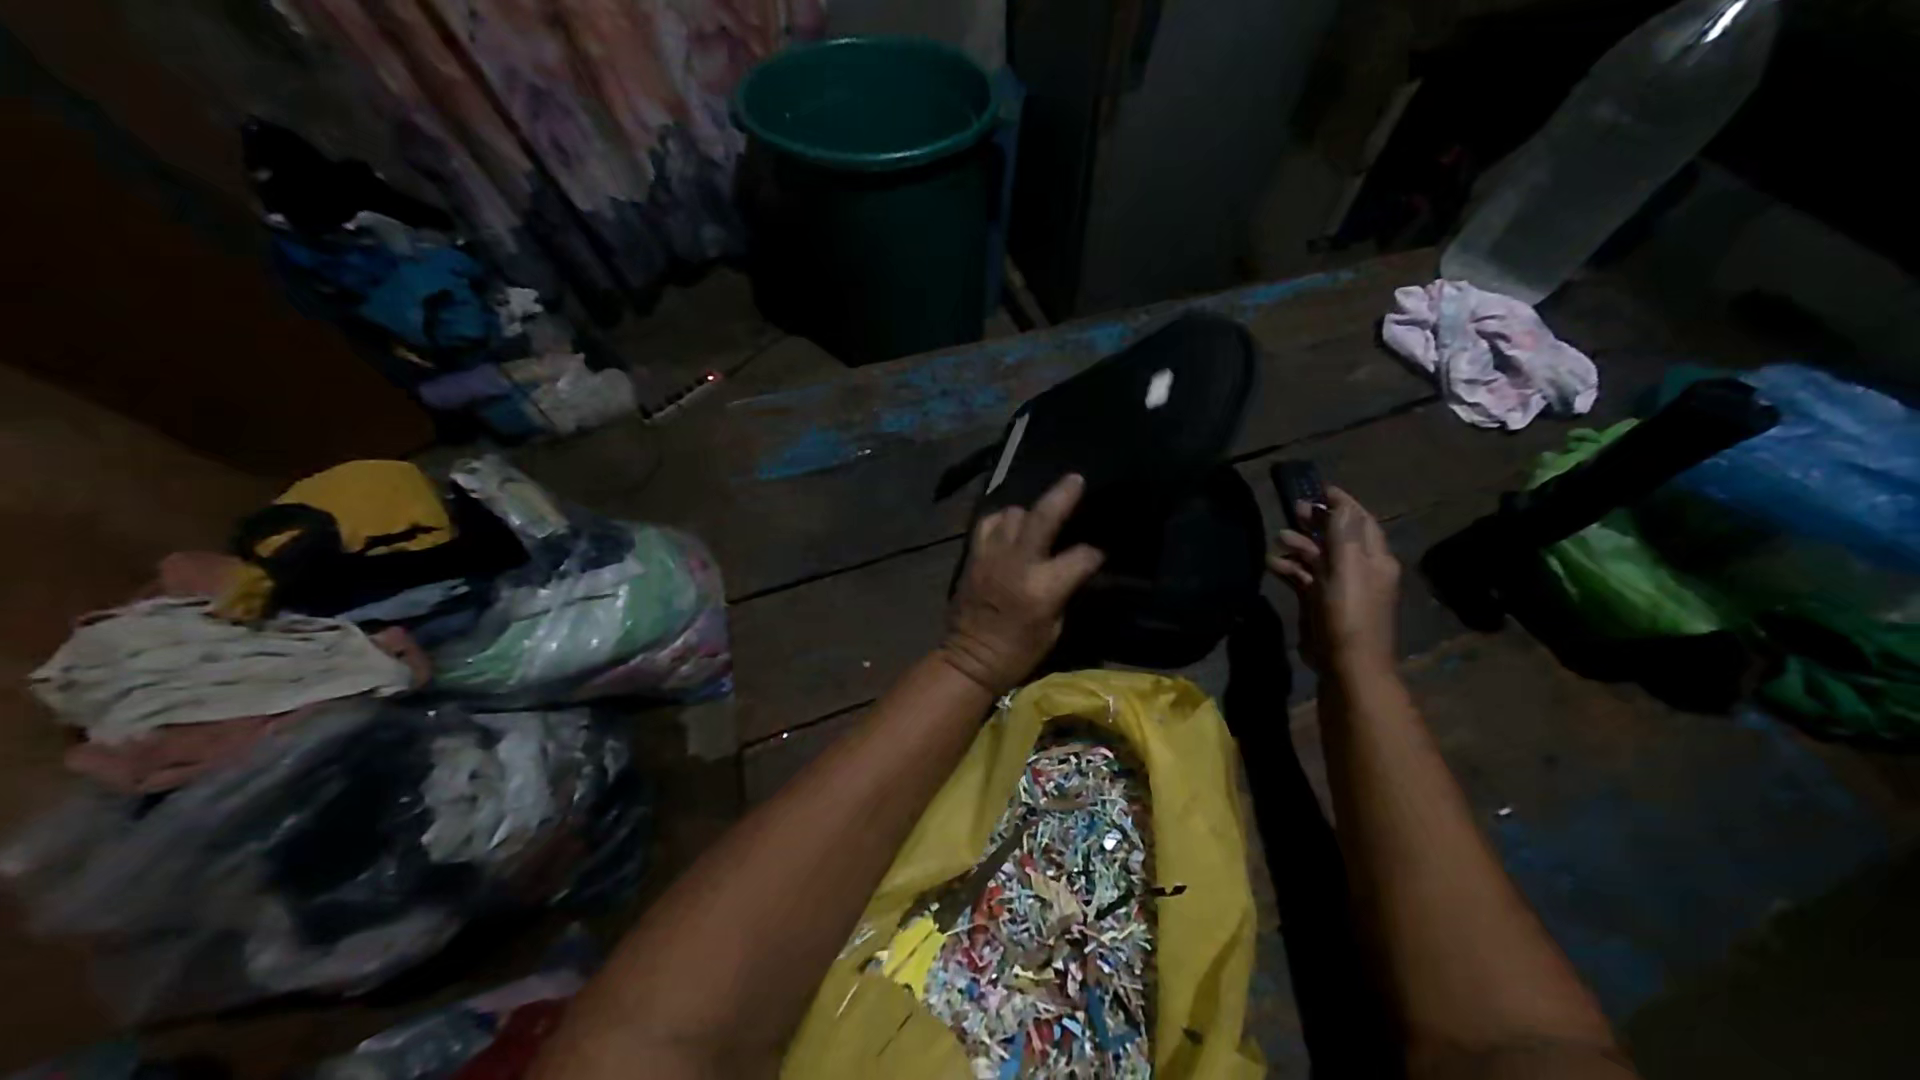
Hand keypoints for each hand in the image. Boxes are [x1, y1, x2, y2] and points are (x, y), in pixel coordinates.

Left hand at [942, 474, 1105, 694]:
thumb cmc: (1017, 653)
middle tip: (1076, 479)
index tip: (1099, 555)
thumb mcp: (1054, 627)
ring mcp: (991, 556)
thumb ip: (1065, 589)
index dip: (1094, 554)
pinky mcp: (972, 556)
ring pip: (1012, 514)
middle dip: (1062, 495)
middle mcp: (1016, 564)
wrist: (968, 660)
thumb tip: (1077, 567)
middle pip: (1042, 517)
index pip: (1080, 556)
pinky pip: (988, 524)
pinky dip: (1001, 521)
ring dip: (1028, 512)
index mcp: (1042, 588)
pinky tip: (1009, 527)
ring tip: (1039, 516)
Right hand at [1267, 487, 1400, 675]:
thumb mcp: (1348, 568)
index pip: (1361, 522)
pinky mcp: (1321, 604)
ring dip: (1300, 545)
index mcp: (1375, 559)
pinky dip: (1290, 569)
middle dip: (1318, 521)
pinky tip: (1273, 565)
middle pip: (1338, 537)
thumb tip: (1341, 505)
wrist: (1347, 664)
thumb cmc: (1350, 614)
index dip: (1343, 504)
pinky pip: (1305, 578)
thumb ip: (1344, 535)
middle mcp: (1360, 570)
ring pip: (1319, 557)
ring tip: (1278, 537)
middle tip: (1294, 508)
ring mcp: (1340, 588)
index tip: (1322, 488)